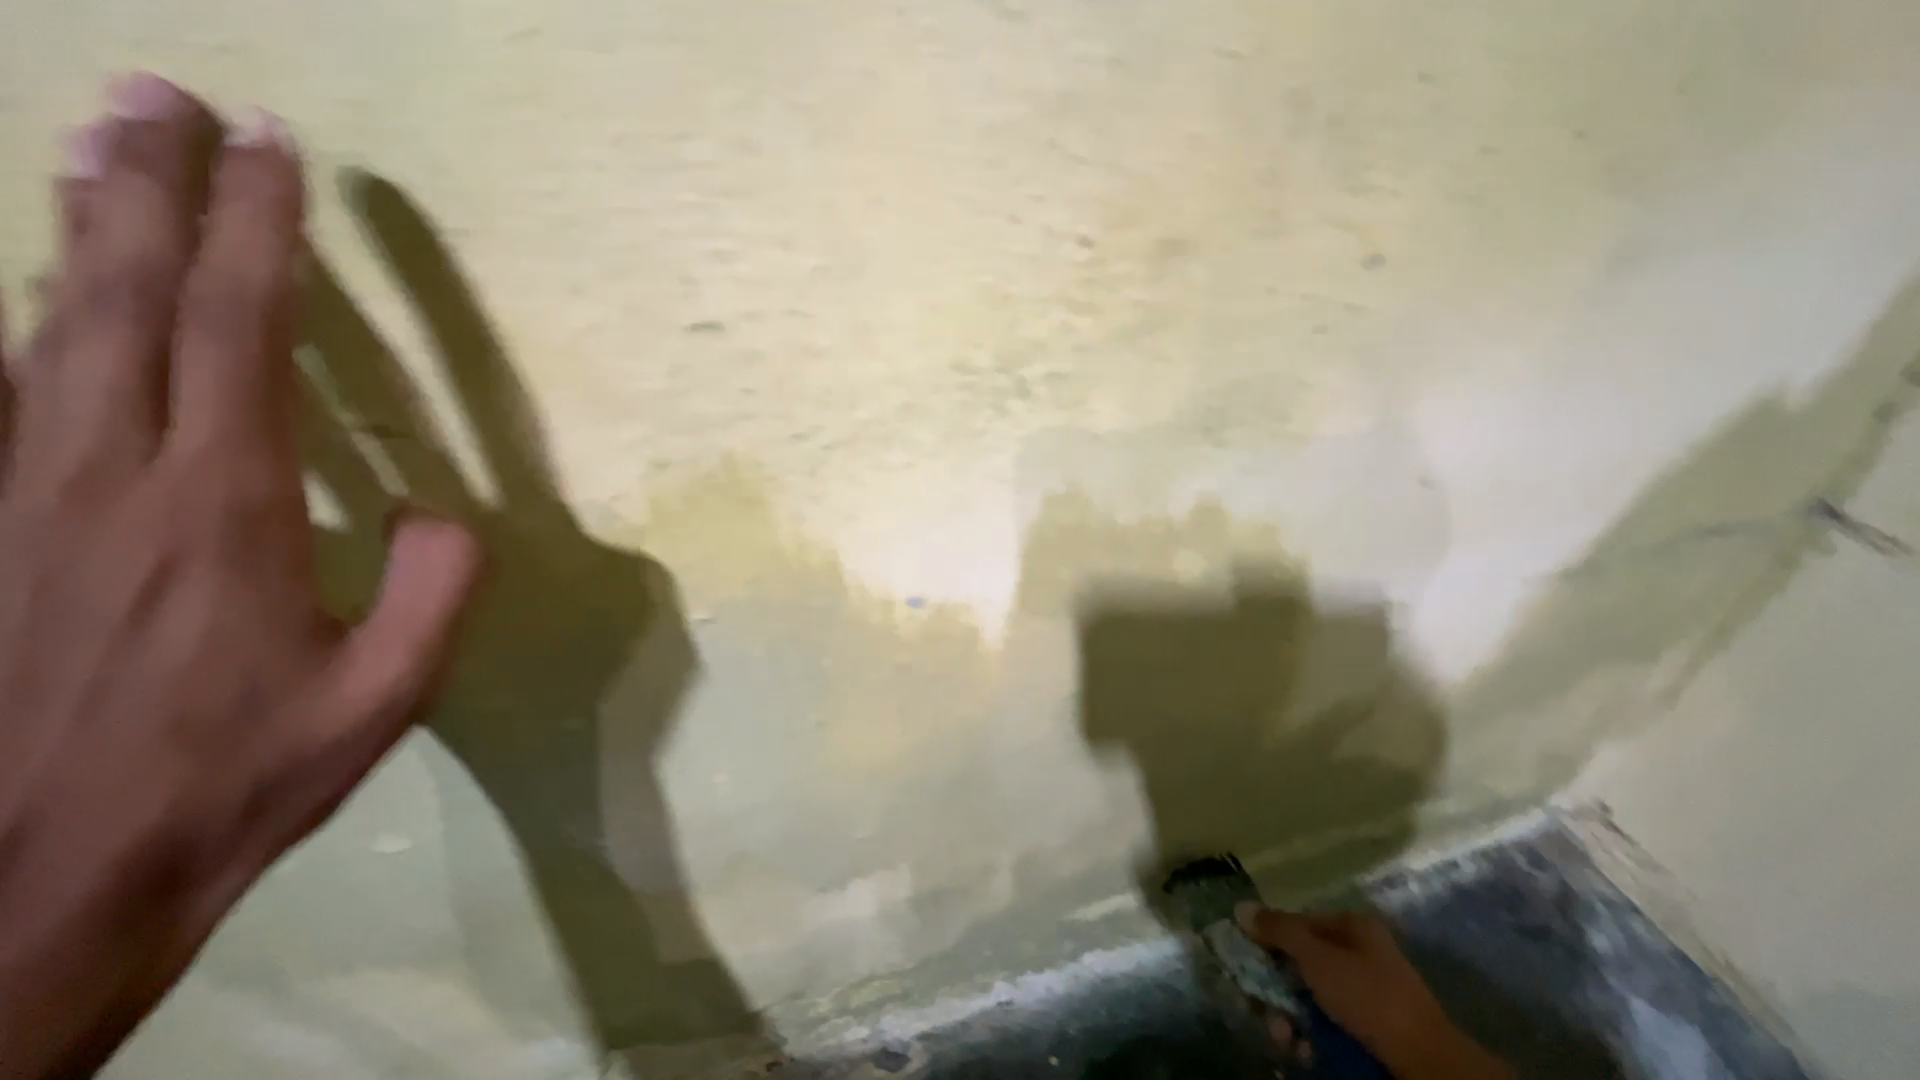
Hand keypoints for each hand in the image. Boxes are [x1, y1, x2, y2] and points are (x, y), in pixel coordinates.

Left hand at [0, 75, 480, 1077]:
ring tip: (94, 151)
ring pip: (43, 328)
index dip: (257, 230)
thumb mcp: (382, 700)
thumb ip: (434, 595)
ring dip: (72, 228)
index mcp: (223, 508)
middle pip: (118, 296)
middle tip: (159, 97)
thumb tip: (445, 514)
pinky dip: (26, 319)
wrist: (33, 879)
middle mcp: (108, 474)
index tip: (275, 151)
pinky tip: (35, 293)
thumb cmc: (233, 781)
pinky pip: (2, 391)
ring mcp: (23, 495)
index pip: (239, 331)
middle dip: (143, 185)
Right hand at [1239, 906, 1513, 1079]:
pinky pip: (1327, 1021)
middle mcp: (1359, 953)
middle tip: (1263, 1007)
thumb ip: (1278, 930)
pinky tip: (1303, 1049)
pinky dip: (1311, 1034)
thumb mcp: (1316, 957)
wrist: (1422, 1060)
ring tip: (1285, 1038)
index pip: (1298, 922)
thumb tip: (1240, 906)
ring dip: (1289, 1016)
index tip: (1248, 962)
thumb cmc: (1367, 996)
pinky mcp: (1368, 1026)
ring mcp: (1365, 991)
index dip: (1269, 938)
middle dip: (1277, 987)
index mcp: (1353, 926)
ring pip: (1310, 996)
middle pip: (1300, 961)